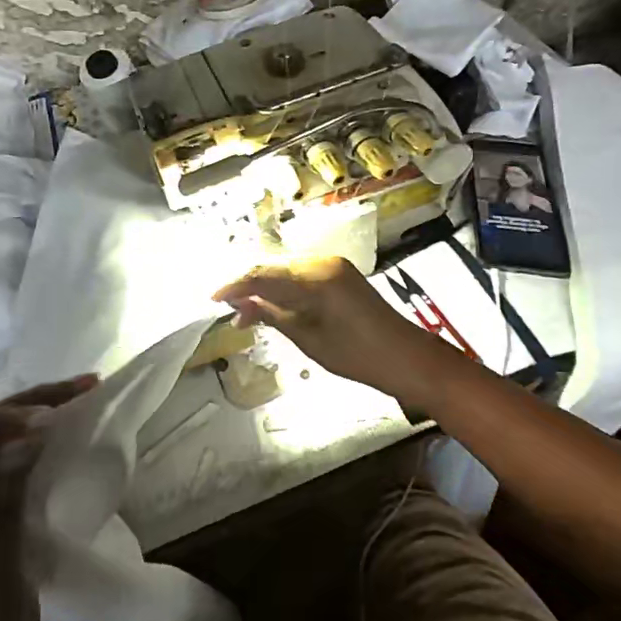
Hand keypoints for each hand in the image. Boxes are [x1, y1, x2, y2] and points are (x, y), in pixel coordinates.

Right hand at [213, 257, 443, 399]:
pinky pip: (301, 276)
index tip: (213, 299)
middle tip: (231, 312)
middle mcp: (323, 262)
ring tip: (248, 314)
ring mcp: (334, 266)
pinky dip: (284, 289)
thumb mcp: (309, 340)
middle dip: (249, 288)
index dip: (236, 286)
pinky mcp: (340, 274)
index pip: (264, 275)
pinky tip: (274, 307)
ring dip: (266, 289)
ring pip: (286, 271)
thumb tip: (241, 305)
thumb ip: (273, 315)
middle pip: (274, 269)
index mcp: (316, 278)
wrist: (407, 358)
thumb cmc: (358, 356)